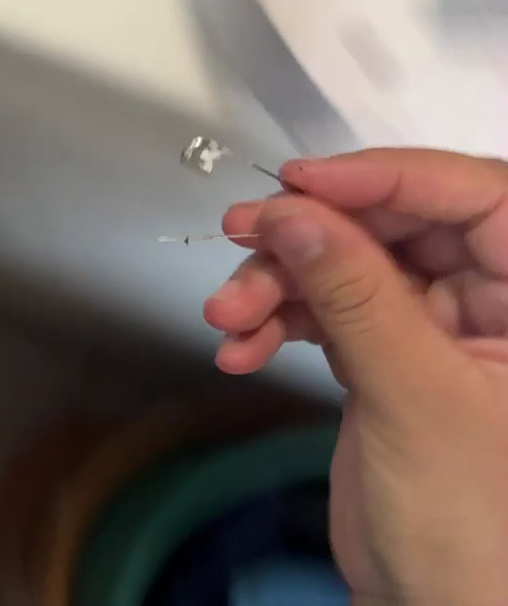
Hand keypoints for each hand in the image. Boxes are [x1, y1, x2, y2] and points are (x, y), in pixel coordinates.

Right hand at [203, 150, 507, 604]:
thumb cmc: (486, 530)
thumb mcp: (420, 401)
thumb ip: (357, 298)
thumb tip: (293, 213)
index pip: (486, 200)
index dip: (389, 177)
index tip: (298, 183)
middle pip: (394, 229)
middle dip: (305, 240)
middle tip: (239, 240)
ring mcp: (447, 334)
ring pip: (344, 266)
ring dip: (273, 286)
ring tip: (227, 317)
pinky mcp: (393, 356)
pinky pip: (322, 309)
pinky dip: (272, 322)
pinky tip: (239, 347)